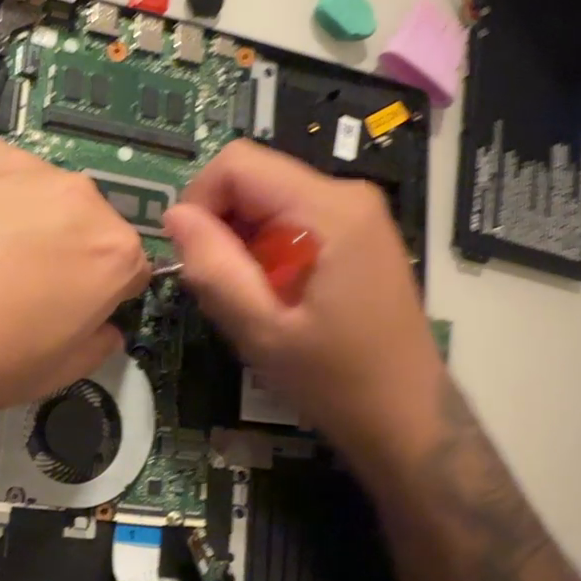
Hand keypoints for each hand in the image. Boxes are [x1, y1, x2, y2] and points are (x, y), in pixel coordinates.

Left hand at [0, 133, 150, 441]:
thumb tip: (97, 323)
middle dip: (59, 253)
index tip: (66, 309)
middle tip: (9, 292)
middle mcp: (73, 197)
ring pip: (35, 195)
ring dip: (15, 221)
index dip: (98, 294)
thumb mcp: (45, 378)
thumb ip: (94, 342)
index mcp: (110, 255)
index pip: (131, 266)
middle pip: (85, 222)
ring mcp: (15, 164)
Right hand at [163, 142, 443, 467]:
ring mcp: (356, 213)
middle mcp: (346, 194)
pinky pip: (289, 219)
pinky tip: (276, 297)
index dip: (199, 202)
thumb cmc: (335, 379)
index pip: (236, 164)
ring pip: (266, 200)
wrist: (406, 416)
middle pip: (252, 179)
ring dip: (241, 244)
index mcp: (328, 209)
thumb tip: (174, 216)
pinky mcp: (356, 233)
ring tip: (253, 300)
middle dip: (221, 227)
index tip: (194, 258)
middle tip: (225, 290)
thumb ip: (213, 267)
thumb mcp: (260, 330)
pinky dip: (265, 251)